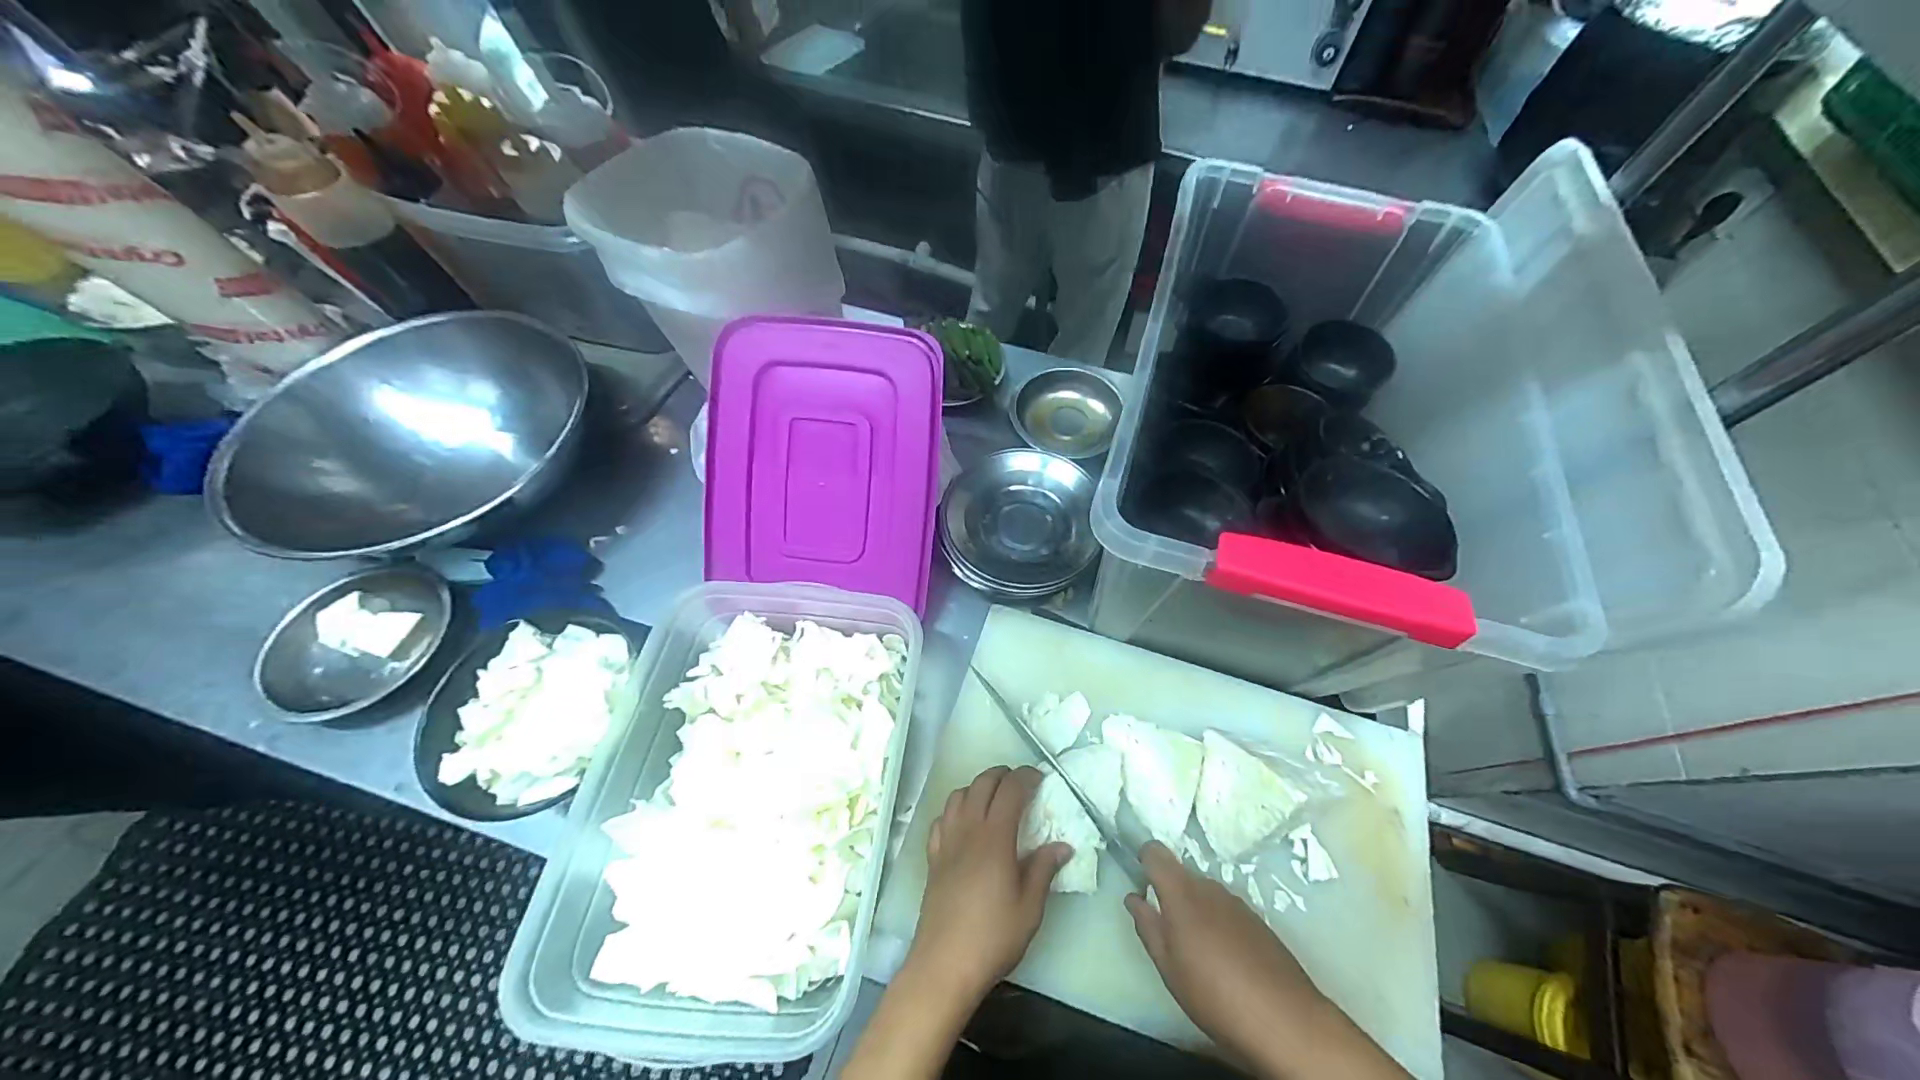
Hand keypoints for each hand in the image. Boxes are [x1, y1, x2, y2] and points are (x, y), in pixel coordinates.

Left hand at [907, 766, 1070, 1002]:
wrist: (944, 963)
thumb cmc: (993, 936)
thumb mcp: (1030, 907)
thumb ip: (1044, 869)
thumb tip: (1062, 846)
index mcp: (995, 838)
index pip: (1010, 790)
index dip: (1025, 777)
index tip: (1039, 779)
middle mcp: (967, 830)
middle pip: (981, 784)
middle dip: (1002, 775)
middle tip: (1020, 785)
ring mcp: (946, 842)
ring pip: (957, 796)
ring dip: (977, 788)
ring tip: (993, 800)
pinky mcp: (932, 858)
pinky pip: (941, 819)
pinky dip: (954, 810)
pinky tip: (964, 825)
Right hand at [1126, 841, 1410, 1079]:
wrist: (1286, 1021)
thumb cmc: (1214, 993)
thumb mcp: (1168, 966)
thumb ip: (1147, 926)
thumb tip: (1134, 898)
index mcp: (1182, 893)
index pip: (1156, 853)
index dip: (1144, 858)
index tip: (1139, 878)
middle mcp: (1211, 888)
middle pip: (1182, 876)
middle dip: (1170, 894)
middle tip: (1166, 930)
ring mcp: (1239, 903)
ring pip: (1206, 895)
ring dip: (1197, 912)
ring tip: (1197, 952)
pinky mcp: (1260, 922)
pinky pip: (1228, 912)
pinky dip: (1219, 925)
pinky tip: (1225, 961)